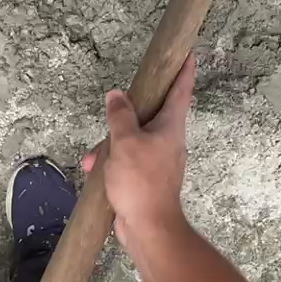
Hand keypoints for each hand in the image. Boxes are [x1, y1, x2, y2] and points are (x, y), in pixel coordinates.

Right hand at [83, 54, 195, 246]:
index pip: (180, 90)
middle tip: (113, 109)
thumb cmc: (141, 182)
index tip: (188, 53)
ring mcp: (158, 161)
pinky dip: (110, 164)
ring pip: (132, 140)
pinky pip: (126, 161)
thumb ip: (120, 116)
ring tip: (92, 160)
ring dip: (110, 146)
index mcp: (170, 127)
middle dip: (124, 115)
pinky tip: (94, 172)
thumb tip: (117, 96)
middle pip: (149, 115)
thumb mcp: (125, 142)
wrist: (148, 228)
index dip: (183, 70)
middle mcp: (168, 141)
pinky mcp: (146, 179)